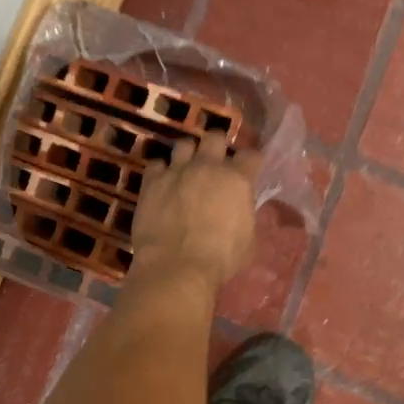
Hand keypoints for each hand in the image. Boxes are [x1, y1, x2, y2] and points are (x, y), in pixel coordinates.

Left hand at [132, 132, 260, 287]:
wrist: (177, 266)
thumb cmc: (220, 259)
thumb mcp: (248, 239)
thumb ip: (244, 214)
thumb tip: (240, 208)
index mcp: (237, 179)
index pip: (251, 155)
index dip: (250, 161)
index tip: (248, 168)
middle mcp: (208, 166)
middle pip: (215, 137)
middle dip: (217, 146)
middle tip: (215, 162)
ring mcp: (178, 170)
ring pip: (184, 144)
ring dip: (188, 154)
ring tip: (186, 168)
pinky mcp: (153, 181)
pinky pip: (156, 165)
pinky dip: (160, 172)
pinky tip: (162, 183)